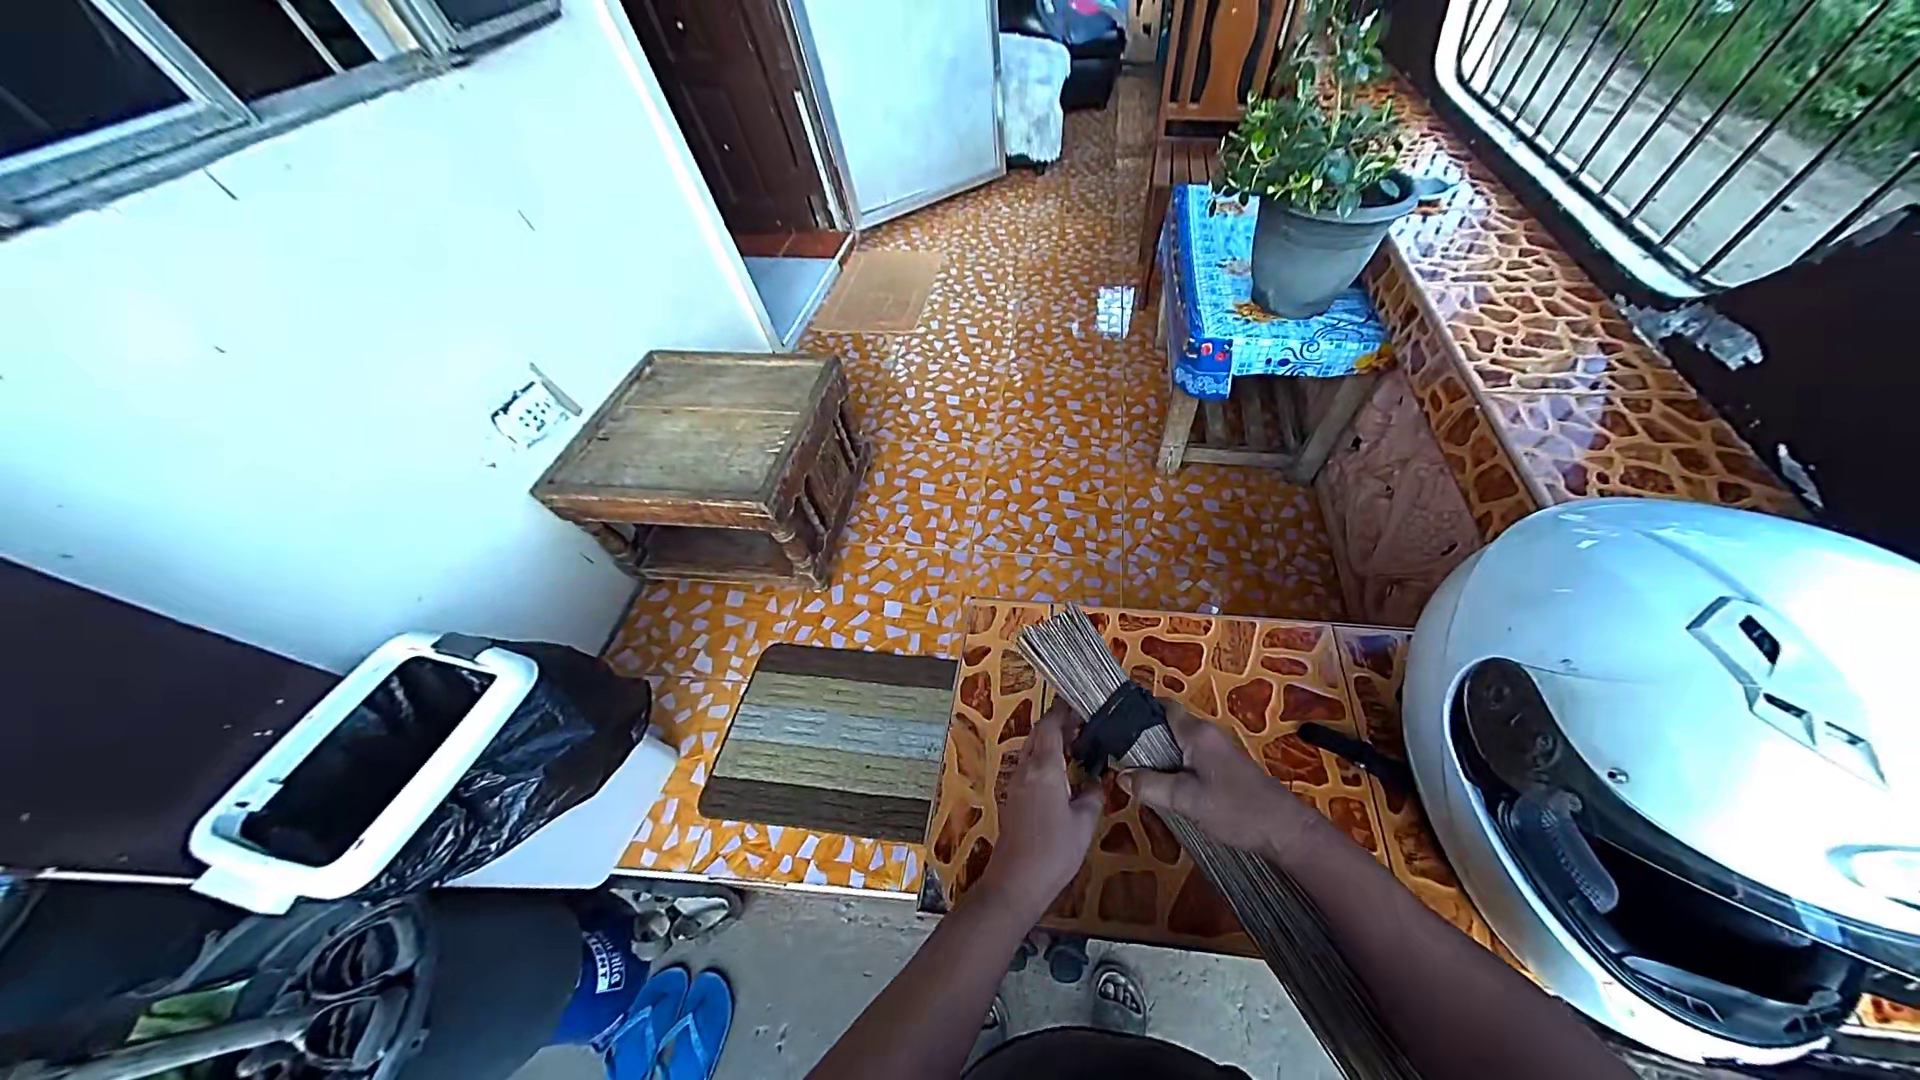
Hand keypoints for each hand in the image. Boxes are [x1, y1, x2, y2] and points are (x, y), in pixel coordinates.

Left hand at [978, 701, 1102, 919]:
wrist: (1016, 882)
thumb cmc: (1054, 851)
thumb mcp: (1084, 823)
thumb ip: (1093, 795)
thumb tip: (1098, 781)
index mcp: (1043, 767)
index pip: (1050, 725)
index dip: (1064, 711)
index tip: (1081, 704)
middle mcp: (1025, 768)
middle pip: (1038, 733)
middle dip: (1059, 724)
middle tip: (1085, 725)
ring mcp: (1016, 782)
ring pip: (1032, 749)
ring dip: (1051, 741)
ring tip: (1078, 746)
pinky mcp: (1014, 797)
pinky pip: (1030, 766)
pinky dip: (1046, 759)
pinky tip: (1064, 773)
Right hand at [1119, 702, 1317, 856]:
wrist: (1285, 832)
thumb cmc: (1236, 809)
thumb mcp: (1186, 800)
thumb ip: (1150, 786)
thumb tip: (1119, 776)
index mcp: (1197, 733)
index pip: (1163, 706)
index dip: (1138, 710)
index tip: (1114, 723)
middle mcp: (1206, 735)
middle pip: (1166, 725)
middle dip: (1142, 738)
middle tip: (1118, 756)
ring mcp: (1217, 751)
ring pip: (1177, 744)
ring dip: (1157, 756)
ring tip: (1134, 773)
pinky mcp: (1223, 768)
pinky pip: (1188, 758)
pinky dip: (1172, 767)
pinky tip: (1163, 788)